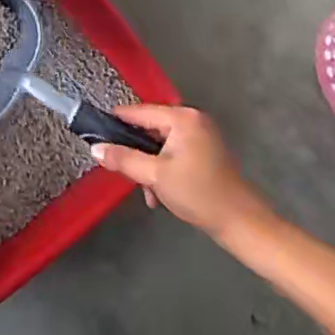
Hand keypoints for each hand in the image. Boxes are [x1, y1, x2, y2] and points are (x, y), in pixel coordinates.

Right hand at [91, 105, 267, 237]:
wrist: (240, 222)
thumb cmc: (198, 193)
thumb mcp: (154, 176)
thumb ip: (123, 159)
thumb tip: (96, 148)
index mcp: (182, 118)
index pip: (139, 111)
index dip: (116, 122)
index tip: (95, 132)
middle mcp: (193, 120)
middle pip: (149, 129)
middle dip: (137, 154)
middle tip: (126, 173)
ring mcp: (201, 136)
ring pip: (160, 145)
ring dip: (149, 167)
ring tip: (149, 192)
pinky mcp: (205, 152)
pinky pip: (173, 153)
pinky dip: (164, 170)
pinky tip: (160, 194)